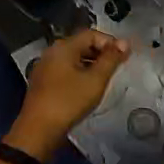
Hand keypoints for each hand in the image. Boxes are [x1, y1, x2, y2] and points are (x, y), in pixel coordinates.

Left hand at [6, 29, 129, 158]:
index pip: (91, 34)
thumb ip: (111, 59)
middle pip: (81, 44)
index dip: (110, 42)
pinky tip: (87, 88)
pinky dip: (79, 74)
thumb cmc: (69, 101)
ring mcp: (45, 67)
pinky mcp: (43, 82)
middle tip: (117, 68)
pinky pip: (65, 70)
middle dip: (101, 53)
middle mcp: (52, 52)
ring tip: (105, 79)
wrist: (39, 129)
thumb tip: (124, 43)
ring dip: (91, 64)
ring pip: (73, 58)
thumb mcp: (95, 80)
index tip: (124, 57)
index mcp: (63, 47)